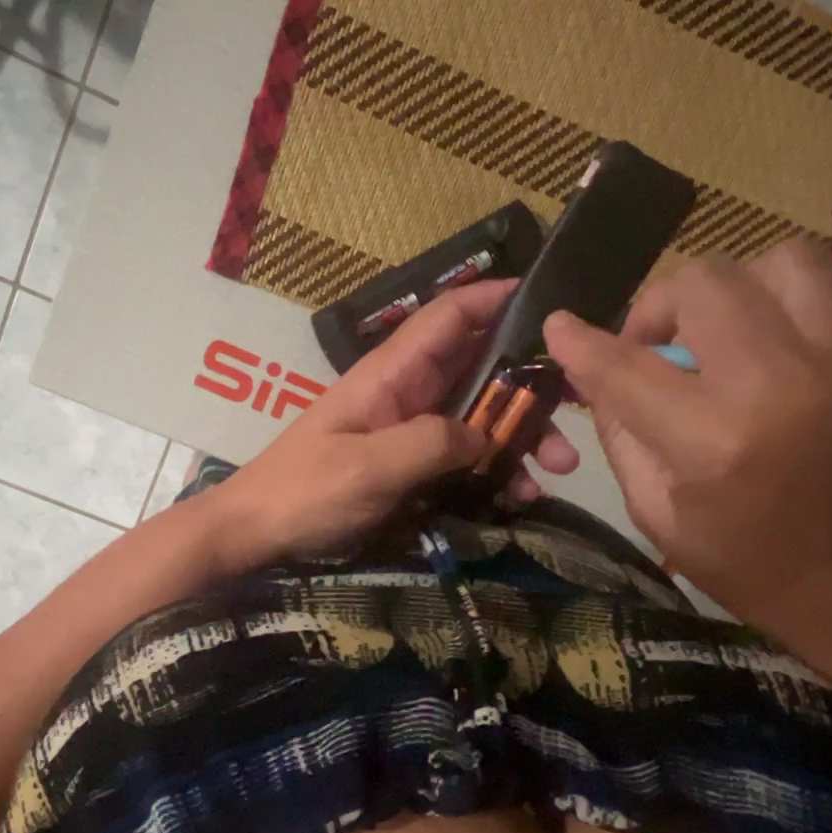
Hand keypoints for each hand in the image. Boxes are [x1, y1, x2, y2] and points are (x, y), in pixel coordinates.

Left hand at [212, 278, 578, 563]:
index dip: (498, 299)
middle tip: (575, 415)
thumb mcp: (370, 467)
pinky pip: (460, 457)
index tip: (553, 304)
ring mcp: (405, 430)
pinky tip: (517, 497)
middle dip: (529, 388)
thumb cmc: (305, 492)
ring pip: (477, 417)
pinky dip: (491, 471)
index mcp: (391, 374)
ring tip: (557, 470)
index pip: (450, 316)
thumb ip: (432, 443)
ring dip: (519, 437)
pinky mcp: (405, 465)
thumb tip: (484, 436)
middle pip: (479, 369)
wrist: (256, 533)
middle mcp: (405, 393)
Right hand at [542, 240, 831, 646]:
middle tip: (659, 346)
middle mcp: (784, 385)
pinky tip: (774, 363)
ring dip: (734, 291)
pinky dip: (783, 318)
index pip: (627, 365)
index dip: (581, 342)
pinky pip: (827, 298)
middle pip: (706, 282)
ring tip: (723, 334)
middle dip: (661, 306)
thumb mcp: (653, 509)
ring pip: (781, 261)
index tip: (560, 326)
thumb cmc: (738, 560)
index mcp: (714, 439)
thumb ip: (619, 429)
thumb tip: (592, 368)